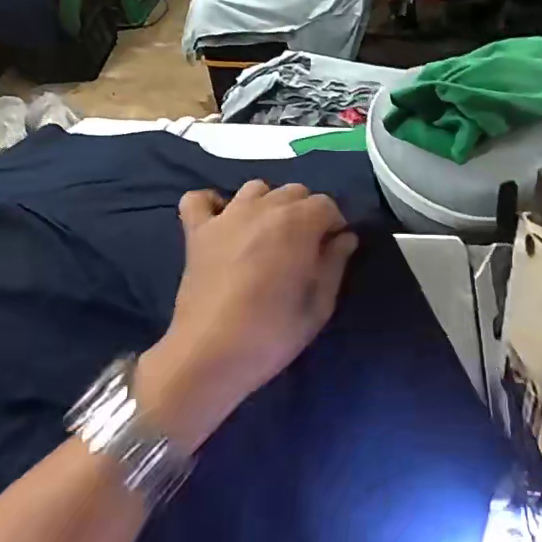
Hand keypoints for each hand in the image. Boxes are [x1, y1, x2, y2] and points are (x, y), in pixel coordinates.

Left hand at [138, 181, 359, 450]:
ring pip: (255, 189)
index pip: (326, 204)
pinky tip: (222, 223)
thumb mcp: (319, 305)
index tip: (331, 250)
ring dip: (268, 204)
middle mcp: (262, 208)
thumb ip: (334, 264)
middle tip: (304, 248)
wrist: (211, 352)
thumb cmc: (273, 333)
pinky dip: (212, 204)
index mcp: (297, 223)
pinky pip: (199, 199)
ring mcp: (225, 216)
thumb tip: (345, 237)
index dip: (333, 225)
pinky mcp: (196, 231)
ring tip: (268, 236)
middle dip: (305, 213)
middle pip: (293, 192)